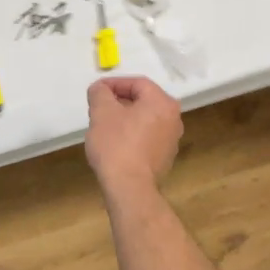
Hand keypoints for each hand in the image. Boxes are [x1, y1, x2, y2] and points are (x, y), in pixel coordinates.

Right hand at [85, 76, 183, 199]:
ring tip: (105, 127)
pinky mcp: (165, 158)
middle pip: (143, 101)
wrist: (129, 186)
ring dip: (126, 119)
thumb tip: (100, 88)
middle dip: (119, 102)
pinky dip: (132, 136)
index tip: (96, 90)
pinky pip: (147, 138)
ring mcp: (171, 139)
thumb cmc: (116, 145)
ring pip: (145, 120)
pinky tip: (116, 145)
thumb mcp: (101, 113)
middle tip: (99, 108)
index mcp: (161, 102)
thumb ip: (100, 94)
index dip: (114, 83)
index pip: (137, 83)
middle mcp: (173, 117)